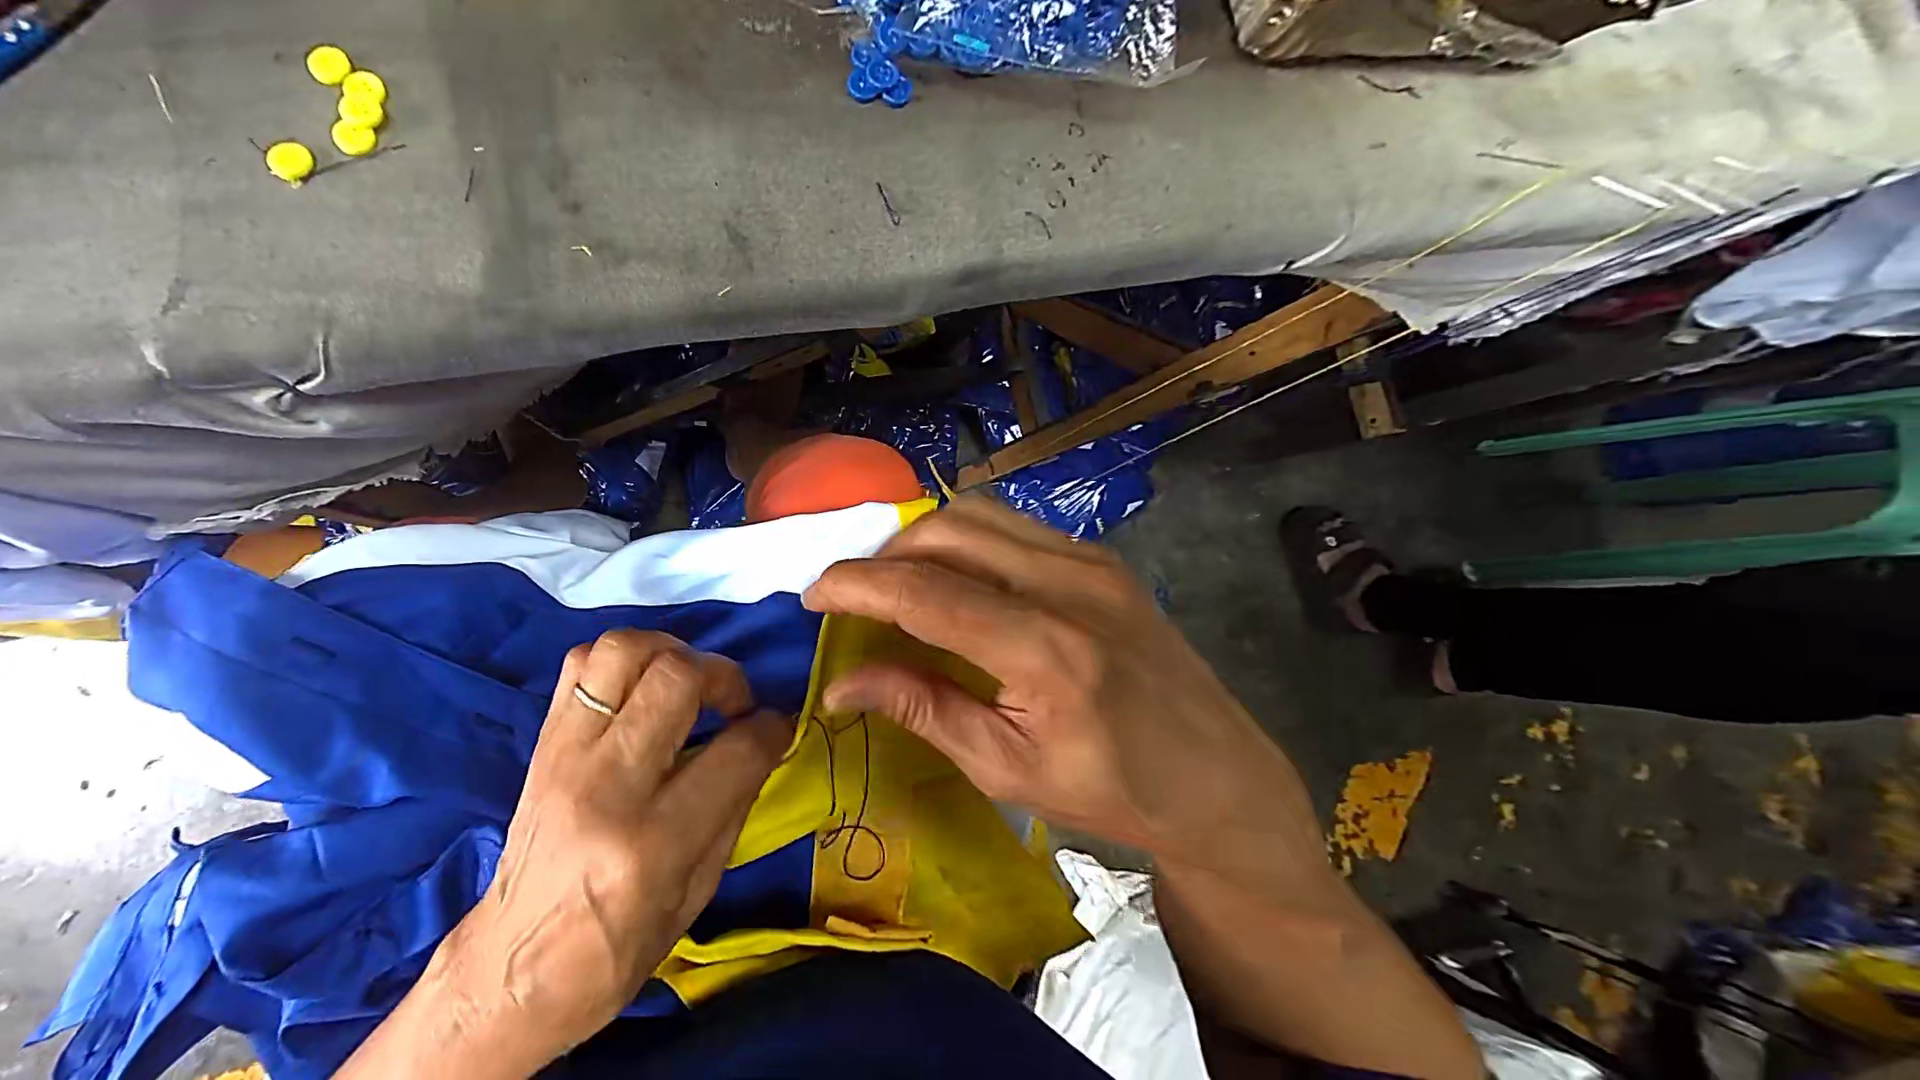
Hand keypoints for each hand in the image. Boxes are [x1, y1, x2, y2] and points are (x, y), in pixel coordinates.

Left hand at [414, 631, 790, 1068]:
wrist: (515, 973)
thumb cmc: (621, 943)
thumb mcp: (702, 886)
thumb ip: (737, 801)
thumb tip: (764, 738)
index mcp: (655, 840)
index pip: (738, 748)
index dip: (772, 727)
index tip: (776, 727)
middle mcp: (606, 785)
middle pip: (677, 676)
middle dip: (725, 674)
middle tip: (732, 702)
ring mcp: (565, 757)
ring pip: (622, 651)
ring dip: (671, 652)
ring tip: (687, 683)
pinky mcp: (541, 744)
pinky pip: (580, 664)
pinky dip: (624, 661)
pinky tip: (644, 690)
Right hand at [803, 499, 1480, 1078]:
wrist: (1216, 775)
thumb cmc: (1113, 790)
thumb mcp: (1008, 768)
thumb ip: (924, 709)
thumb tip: (842, 684)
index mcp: (1045, 650)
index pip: (925, 593)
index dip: (857, 586)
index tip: (812, 594)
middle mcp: (1069, 585)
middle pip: (949, 532)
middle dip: (886, 554)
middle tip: (854, 595)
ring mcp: (1093, 563)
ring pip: (982, 515)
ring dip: (926, 539)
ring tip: (898, 582)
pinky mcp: (1104, 560)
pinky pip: (1016, 527)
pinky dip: (969, 540)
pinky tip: (957, 577)